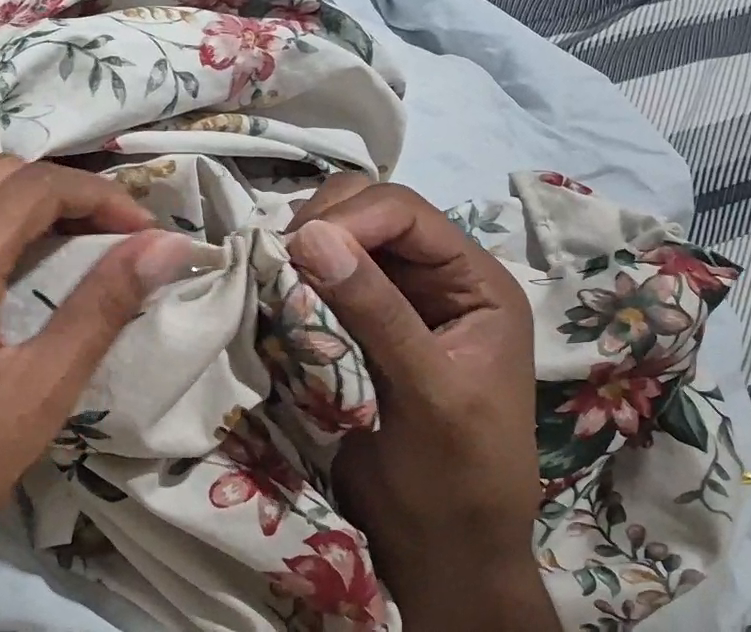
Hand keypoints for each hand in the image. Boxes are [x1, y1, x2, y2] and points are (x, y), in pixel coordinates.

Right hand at [286, 177, 559, 631]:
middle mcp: (436, 276)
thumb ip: (375, 310)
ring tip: (274, 272)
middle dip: (319, 221)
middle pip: (369, 208)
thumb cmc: (454, 473)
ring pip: (338, 231)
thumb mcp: (426, 391)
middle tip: (280, 261)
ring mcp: (394, 295)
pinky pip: (320, 267)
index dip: (347, 217)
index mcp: (476, 283)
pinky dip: (292, 266)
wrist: (439, 541)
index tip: (293, 250)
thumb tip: (309, 234)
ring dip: (301, 241)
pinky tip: (276, 285)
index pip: (404, 212)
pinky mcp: (356, 316)